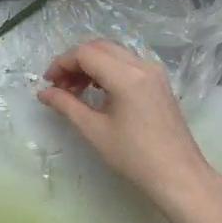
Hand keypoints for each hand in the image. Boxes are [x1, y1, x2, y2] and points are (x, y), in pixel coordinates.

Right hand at [37, 40, 221, 220]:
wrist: (178, 175)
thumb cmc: (134, 156)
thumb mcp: (94, 130)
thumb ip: (66, 105)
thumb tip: (43, 93)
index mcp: (126, 76)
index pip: (86, 54)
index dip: (62, 63)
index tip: (48, 83)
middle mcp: (143, 66)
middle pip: (100, 47)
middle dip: (75, 62)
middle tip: (60, 86)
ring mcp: (155, 73)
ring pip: (115, 53)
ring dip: (91, 65)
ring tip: (75, 90)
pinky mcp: (159, 83)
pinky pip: (128, 64)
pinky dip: (108, 70)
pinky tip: (98, 91)